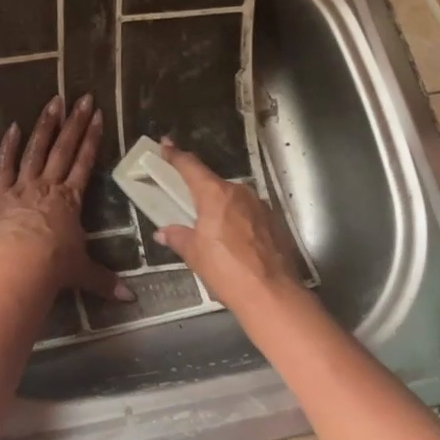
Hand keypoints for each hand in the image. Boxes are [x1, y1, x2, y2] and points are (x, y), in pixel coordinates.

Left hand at [0, 95, 132, 301]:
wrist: (21, 270)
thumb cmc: (55, 269)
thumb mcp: (84, 273)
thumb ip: (106, 280)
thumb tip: (132, 299)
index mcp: (72, 199)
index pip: (85, 161)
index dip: (93, 137)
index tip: (98, 114)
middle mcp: (50, 185)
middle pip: (64, 148)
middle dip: (75, 121)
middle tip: (82, 97)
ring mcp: (24, 186)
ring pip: (37, 149)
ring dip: (46, 125)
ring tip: (54, 101)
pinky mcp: (2, 193)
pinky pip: (4, 166)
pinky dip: (8, 146)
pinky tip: (13, 126)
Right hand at [152, 140, 300, 305]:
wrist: (274, 295)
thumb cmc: (227, 271)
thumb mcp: (195, 255)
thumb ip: (178, 237)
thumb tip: (163, 232)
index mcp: (215, 194)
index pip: (191, 166)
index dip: (176, 155)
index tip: (166, 144)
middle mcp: (240, 193)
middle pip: (214, 184)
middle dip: (201, 191)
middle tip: (188, 203)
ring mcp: (261, 206)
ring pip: (234, 199)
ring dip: (221, 208)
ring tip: (213, 230)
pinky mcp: (275, 222)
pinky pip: (249, 214)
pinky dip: (238, 221)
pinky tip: (235, 242)